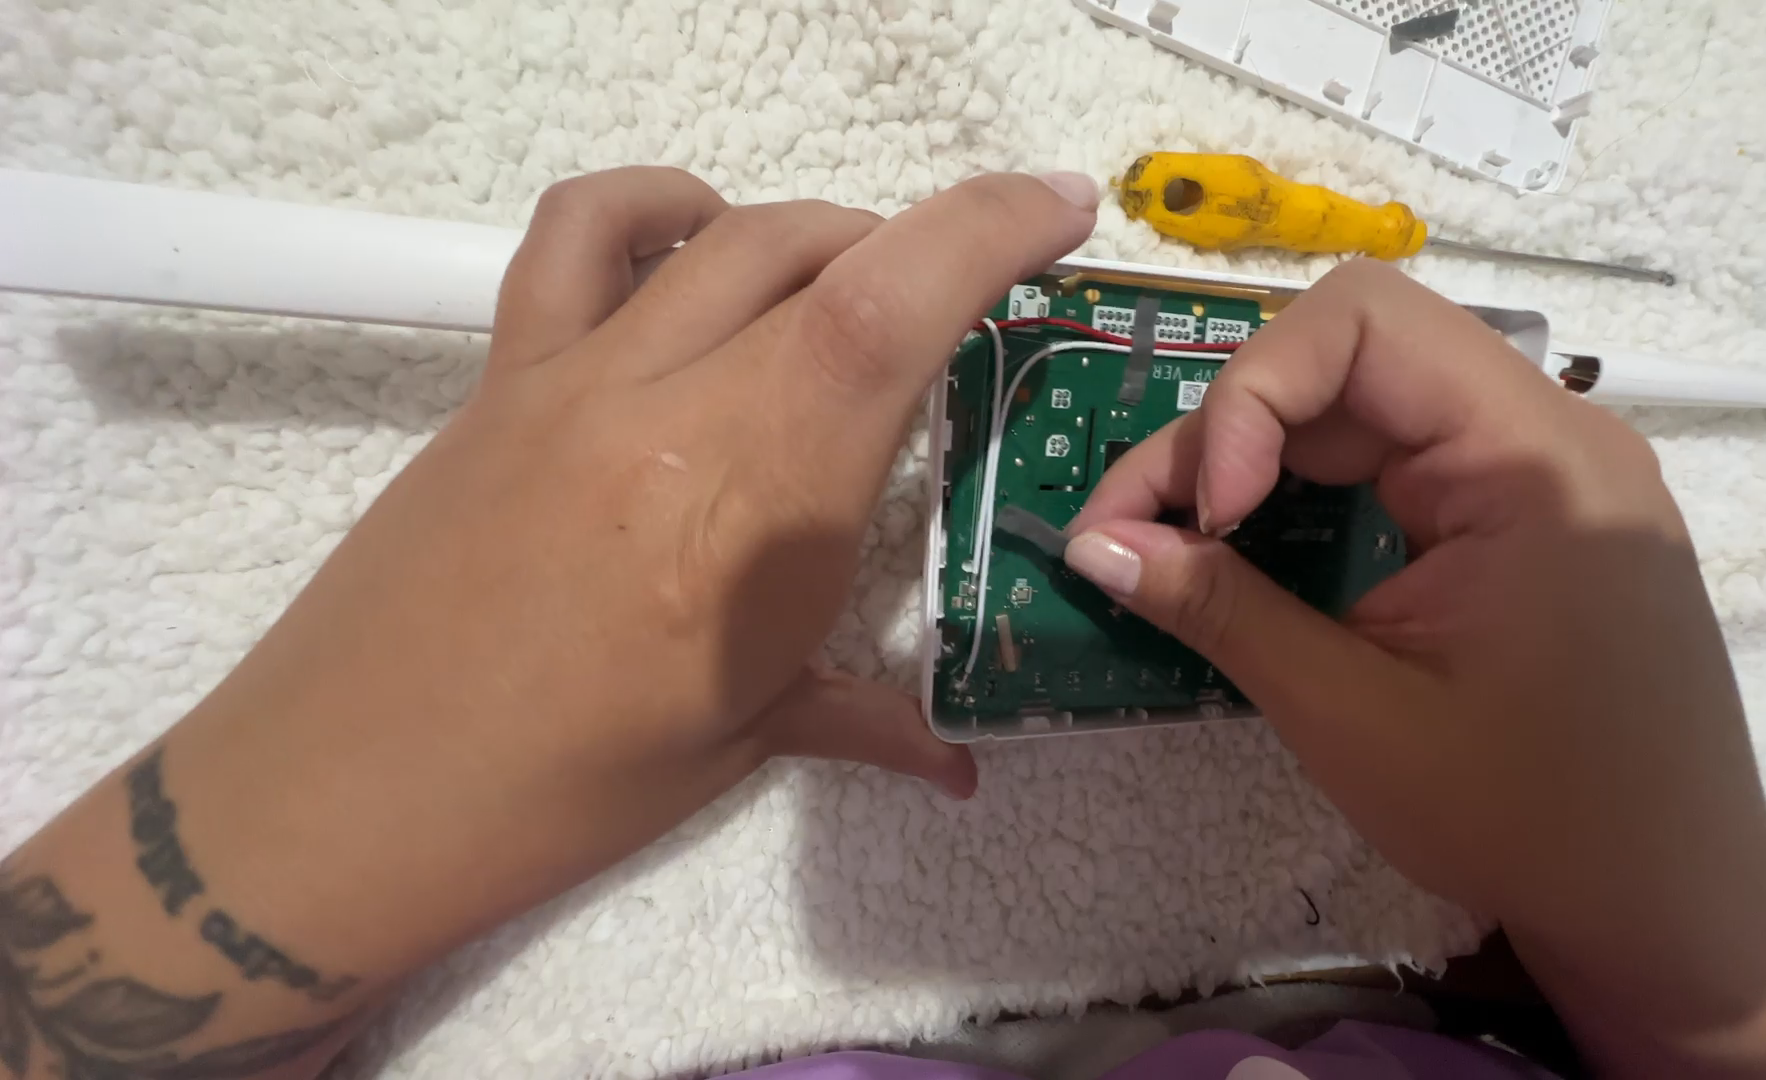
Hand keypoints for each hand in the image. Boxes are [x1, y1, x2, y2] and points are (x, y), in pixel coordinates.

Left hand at [0, 167, 1098, 1076]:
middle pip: (831, 256)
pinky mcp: (505, 374)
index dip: (991, 230)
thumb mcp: (752, 743)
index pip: (889, 317)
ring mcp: (580, 379)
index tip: (1063, 204)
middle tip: (974, 296)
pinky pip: (584, 234)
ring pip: (732, 231)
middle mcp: (675, 412)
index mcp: (757, 512)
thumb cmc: (572, 784)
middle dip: (938, 241)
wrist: (345, 795)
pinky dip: (667, 204)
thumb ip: (878, 722)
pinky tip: (705, 243)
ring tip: (862, 289)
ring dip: (831, 236)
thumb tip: (964, 770)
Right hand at [1065, 261, 1765, 1073]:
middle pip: (1327, 364)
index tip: (1208, 512)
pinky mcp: (1479, 509)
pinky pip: (1355, 460)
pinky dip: (1271, 492)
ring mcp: (1504, 469)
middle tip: (1129, 531)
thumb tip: (1091, 547)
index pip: (1360, 324)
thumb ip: (1215, 609)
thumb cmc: (1523, 818)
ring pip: (1327, 408)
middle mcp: (1523, 433)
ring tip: (1157, 545)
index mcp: (1527, 459)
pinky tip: (1227, 551)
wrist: (1655, 901)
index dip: (1252, 394)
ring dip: (1227, 464)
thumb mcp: (1346, 713)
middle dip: (1211, 436)